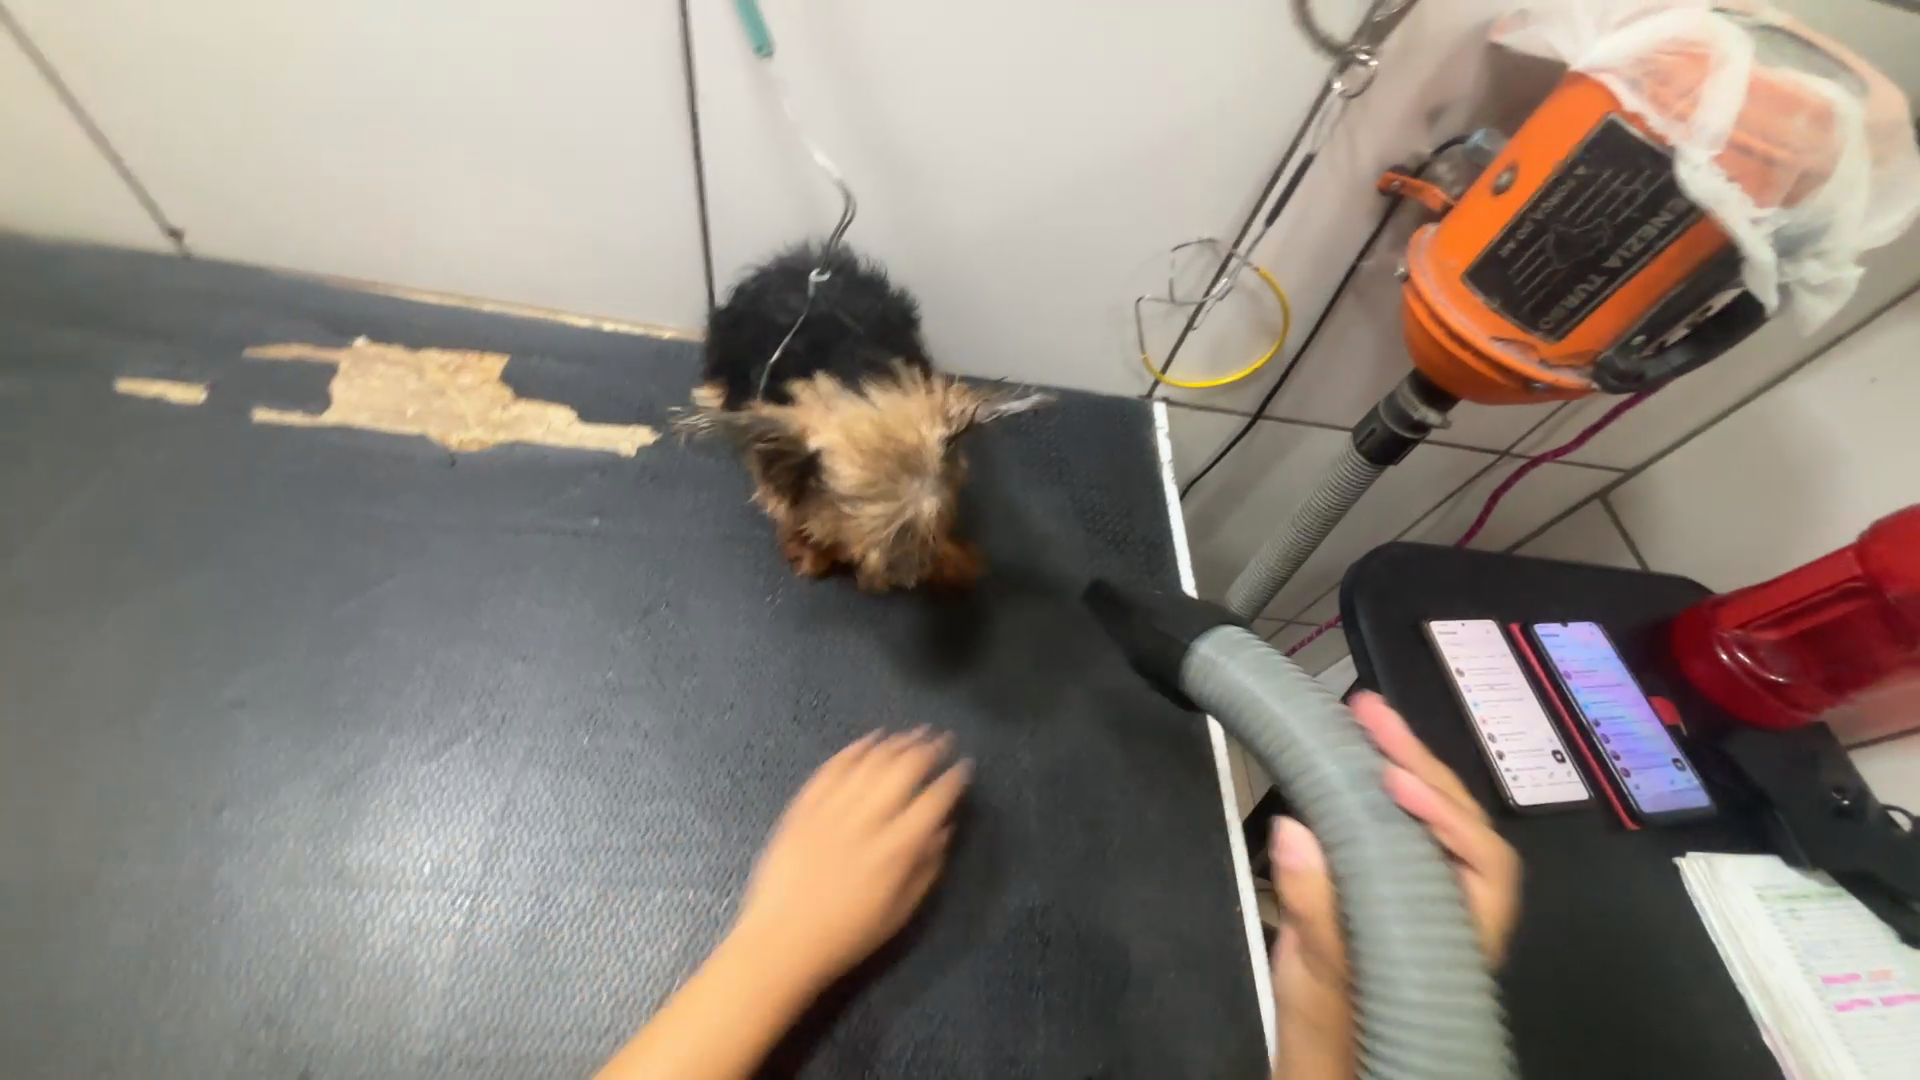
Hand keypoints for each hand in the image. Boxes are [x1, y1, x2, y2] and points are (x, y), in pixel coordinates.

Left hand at [733, 728, 971, 990]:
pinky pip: (833, 767)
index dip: (953, 779)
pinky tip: (867, 741)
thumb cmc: (847, 935)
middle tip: (941, 739)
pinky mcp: (805, 806)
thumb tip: (943, 829)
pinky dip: (853, 750)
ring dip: (895, 743)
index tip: (963, 766)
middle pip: (904, 769)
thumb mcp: (900, 912)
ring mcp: (833, 808)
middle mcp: (868, 819)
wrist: (781, 942)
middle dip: (927, 749)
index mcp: (896, 848)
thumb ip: (927, 867)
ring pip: (870, 761)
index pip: (934, 799)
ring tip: (910, 734)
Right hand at [1268, 692, 1520, 1078]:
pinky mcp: (1383, 872)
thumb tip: (1294, 833)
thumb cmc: (1335, 1028)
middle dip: (1419, 763)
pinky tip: (1350, 754)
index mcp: (1458, 939)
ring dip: (1400, 760)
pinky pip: (1390, 819)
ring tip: (1362, 715)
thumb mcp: (1322, 977)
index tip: (1394, 780)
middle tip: (1371, 714)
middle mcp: (1450, 905)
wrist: (1322, 1047)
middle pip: (1458, 824)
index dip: (1445, 817)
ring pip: (1428, 816)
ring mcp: (1418, 885)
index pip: (1483, 867)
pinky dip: (1371, 780)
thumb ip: (1315, 912)